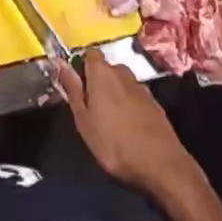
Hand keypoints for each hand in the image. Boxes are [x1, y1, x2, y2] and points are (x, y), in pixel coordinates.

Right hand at [53, 50, 203, 201]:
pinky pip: (135, 97)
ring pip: (121, 84)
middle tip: (89, 109)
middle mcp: (124, 73)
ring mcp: (142, 88)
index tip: (76, 87)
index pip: (89, 55)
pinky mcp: (155, 104)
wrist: (161, 165)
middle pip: (106, 70)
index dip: (81, 67)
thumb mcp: (83, 120)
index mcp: (103, 73)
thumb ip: (72, 89)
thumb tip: (59, 63)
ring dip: (114, 95)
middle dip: (97, 83)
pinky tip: (128, 128)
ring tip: (108, 121)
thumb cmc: (114, 143)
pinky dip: (129, 106)